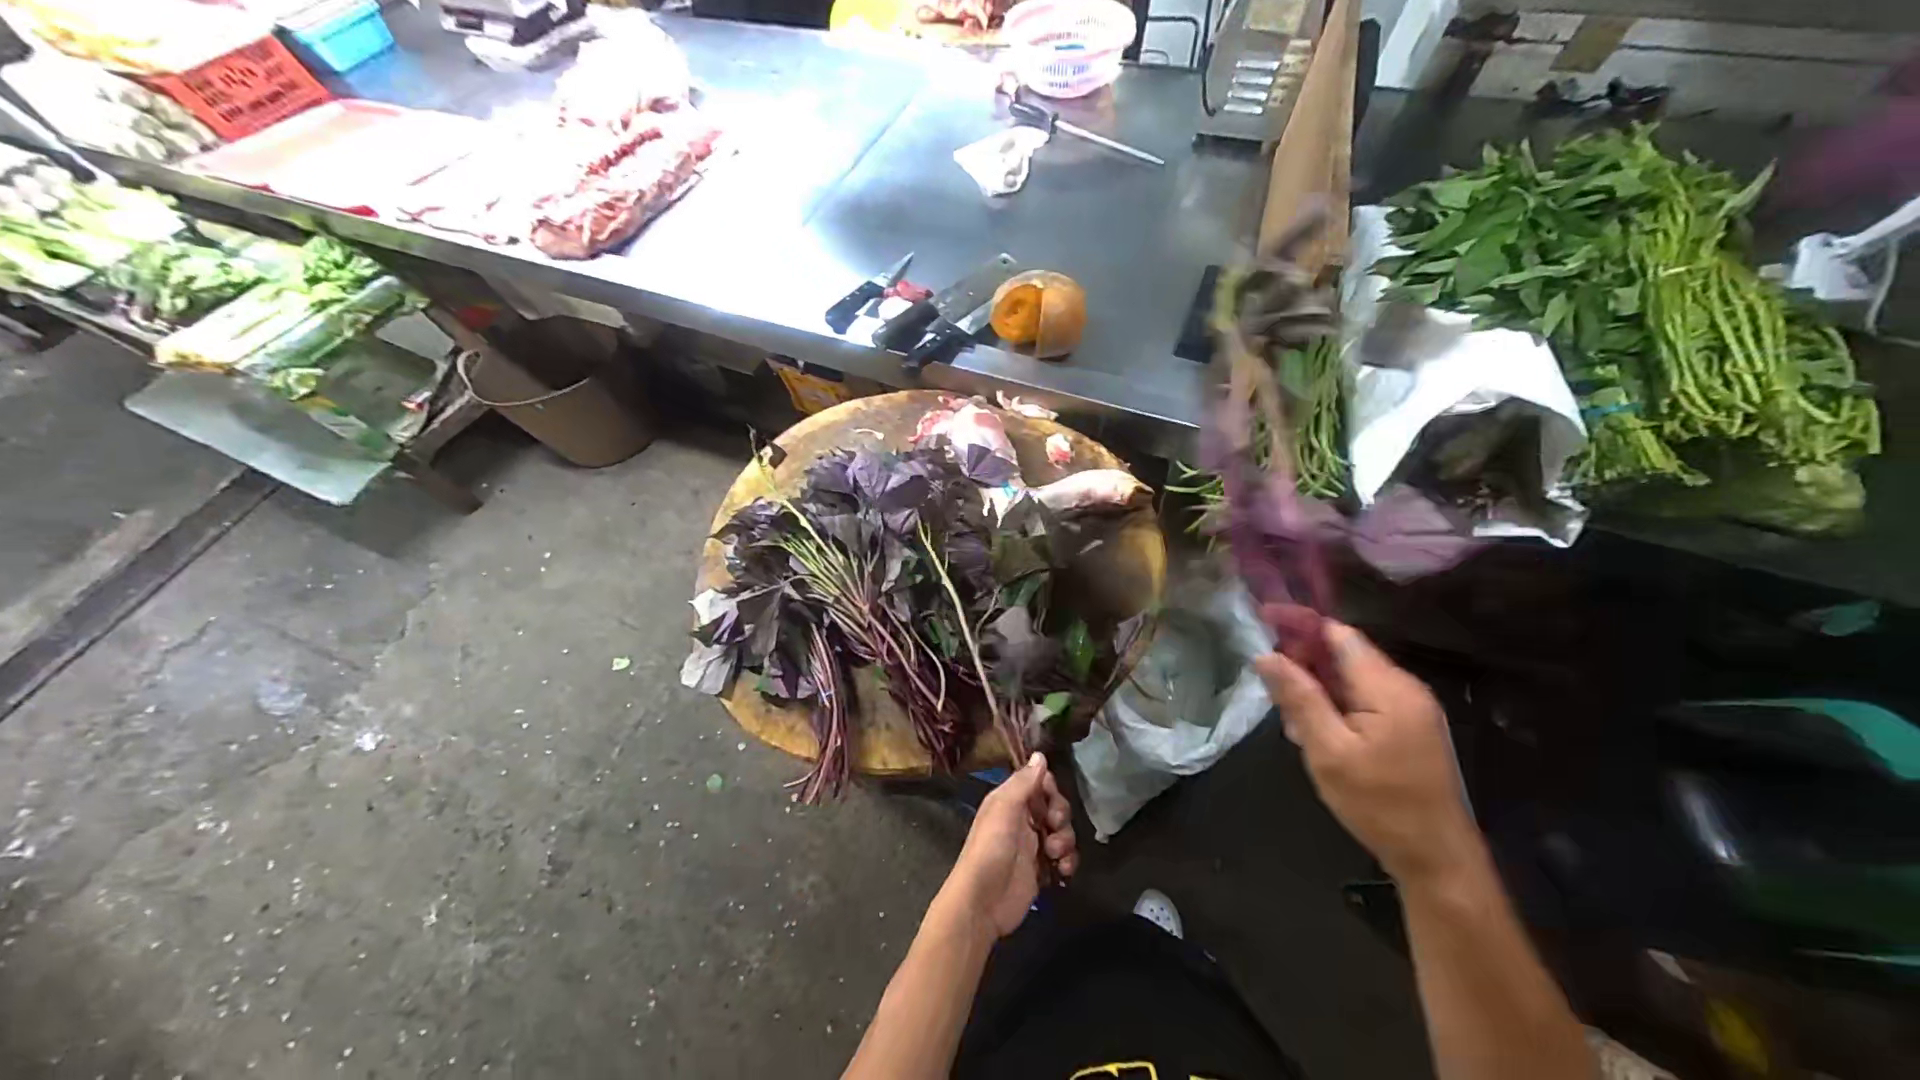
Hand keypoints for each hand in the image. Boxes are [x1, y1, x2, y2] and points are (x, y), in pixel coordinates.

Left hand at [934, 752, 1077, 938]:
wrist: (983, 902)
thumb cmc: (990, 849)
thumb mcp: (1004, 808)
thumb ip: (1024, 782)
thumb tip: (1040, 754)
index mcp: (1010, 801)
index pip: (1039, 783)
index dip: (1050, 790)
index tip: (1050, 801)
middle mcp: (1022, 820)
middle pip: (1055, 807)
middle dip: (1061, 816)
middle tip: (1052, 829)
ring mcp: (1033, 846)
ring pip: (1063, 832)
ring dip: (1065, 841)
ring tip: (1053, 855)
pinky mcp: (1042, 871)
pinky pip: (1065, 858)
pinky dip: (1068, 862)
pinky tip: (1061, 870)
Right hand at [1253, 610, 1483, 884]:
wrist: (1437, 859)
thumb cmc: (1379, 804)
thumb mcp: (1327, 751)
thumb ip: (1299, 698)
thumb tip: (1266, 655)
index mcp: (1388, 688)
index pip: (1339, 634)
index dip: (1299, 623)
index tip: (1262, 620)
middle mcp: (1405, 688)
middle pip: (1345, 654)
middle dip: (1303, 661)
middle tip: (1270, 686)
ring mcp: (1411, 709)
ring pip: (1351, 678)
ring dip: (1316, 687)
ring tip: (1290, 720)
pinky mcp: (1409, 729)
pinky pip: (1364, 700)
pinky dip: (1334, 705)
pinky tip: (1316, 733)